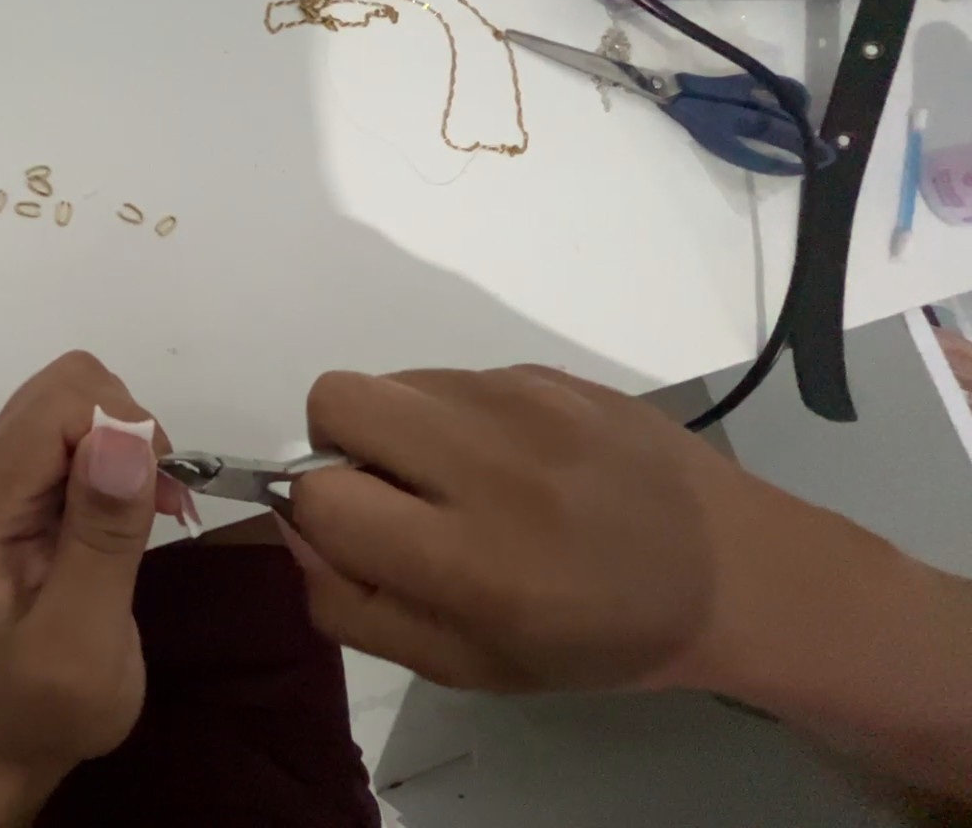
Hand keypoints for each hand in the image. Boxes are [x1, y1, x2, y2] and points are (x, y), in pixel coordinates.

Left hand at [0, 351, 178, 779]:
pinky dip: (126, 448)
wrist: (18, 729)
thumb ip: (101, 538)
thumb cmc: (49, 700)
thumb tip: (124, 438)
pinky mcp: (33, 479)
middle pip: (65, 383)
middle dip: (128, 425)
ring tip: (153, 504)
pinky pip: (83, 424)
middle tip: (157, 497)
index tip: (157, 493)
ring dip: (130, 435)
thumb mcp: (82, 637)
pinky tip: (143, 502)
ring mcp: (7, 470)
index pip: (56, 406)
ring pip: (77, 395)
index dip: (120, 430)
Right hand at [282, 365, 750, 691]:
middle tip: (387, 484)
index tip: (358, 530)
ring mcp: (522, 400)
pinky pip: (443, 377)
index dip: (319, 513)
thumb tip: (293, 523)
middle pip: (334, 399)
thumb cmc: (594, 638)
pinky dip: (446, 415)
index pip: (322, 496)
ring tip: (459, 473)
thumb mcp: (462, 665)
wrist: (743, 575)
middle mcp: (494, 463)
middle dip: (334, 442)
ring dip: (394, 428)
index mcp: (474, 561)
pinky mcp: (543, 370)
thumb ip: (350, 605)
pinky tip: (508, 456)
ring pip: (385, 382)